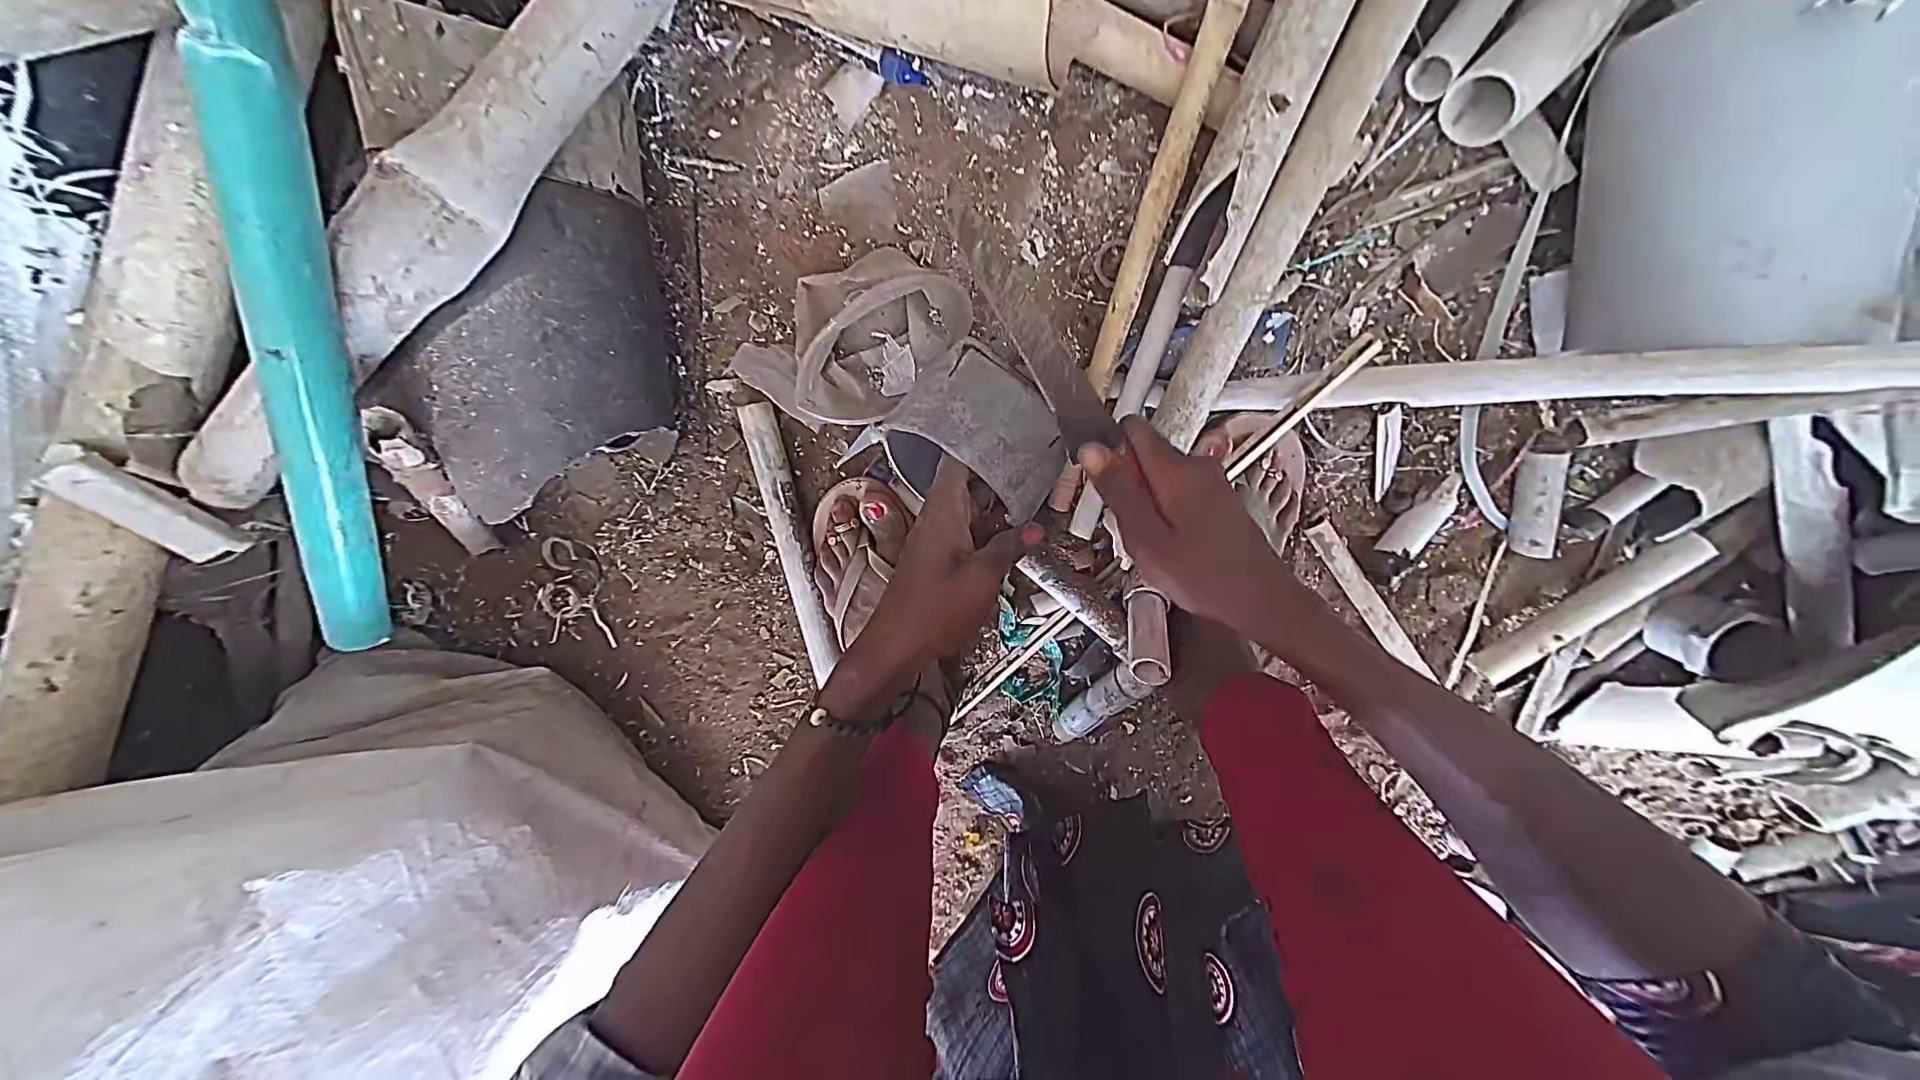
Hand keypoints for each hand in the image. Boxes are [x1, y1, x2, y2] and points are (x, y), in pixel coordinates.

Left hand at [844, 456, 1041, 679]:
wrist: (898, 645)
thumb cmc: (934, 610)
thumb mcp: (983, 577)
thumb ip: (1009, 548)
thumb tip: (1033, 531)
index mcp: (943, 513)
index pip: (958, 464)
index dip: (983, 450)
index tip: (1010, 444)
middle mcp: (936, 521)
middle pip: (967, 488)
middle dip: (999, 485)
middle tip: (1031, 482)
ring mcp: (934, 541)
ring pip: (968, 514)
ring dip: (994, 514)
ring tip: (1027, 513)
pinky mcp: (936, 561)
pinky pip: (963, 536)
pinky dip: (984, 535)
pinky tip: (1006, 546)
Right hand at [1081, 417, 1295, 634]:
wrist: (1259, 601)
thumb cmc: (1206, 577)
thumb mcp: (1145, 537)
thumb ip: (1118, 489)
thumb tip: (1092, 451)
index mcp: (1176, 470)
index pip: (1132, 429)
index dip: (1110, 453)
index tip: (1106, 485)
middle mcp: (1197, 467)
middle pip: (1143, 457)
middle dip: (1127, 487)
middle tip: (1130, 528)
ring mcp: (1211, 483)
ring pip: (1158, 480)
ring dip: (1145, 507)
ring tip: (1152, 544)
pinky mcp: (1217, 501)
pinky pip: (1175, 497)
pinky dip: (1165, 518)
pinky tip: (1170, 548)